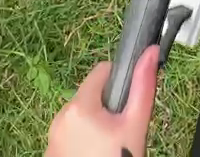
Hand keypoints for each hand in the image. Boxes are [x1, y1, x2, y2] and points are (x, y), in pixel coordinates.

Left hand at [45, 47, 159, 156]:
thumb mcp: (135, 128)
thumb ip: (143, 87)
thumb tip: (150, 52)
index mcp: (79, 105)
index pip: (102, 71)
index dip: (119, 83)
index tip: (127, 106)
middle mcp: (59, 117)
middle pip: (91, 95)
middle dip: (107, 108)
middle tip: (121, 134)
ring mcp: (51, 139)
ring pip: (81, 117)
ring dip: (95, 125)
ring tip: (109, 149)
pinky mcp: (49, 154)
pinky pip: (69, 137)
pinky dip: (82, 142)